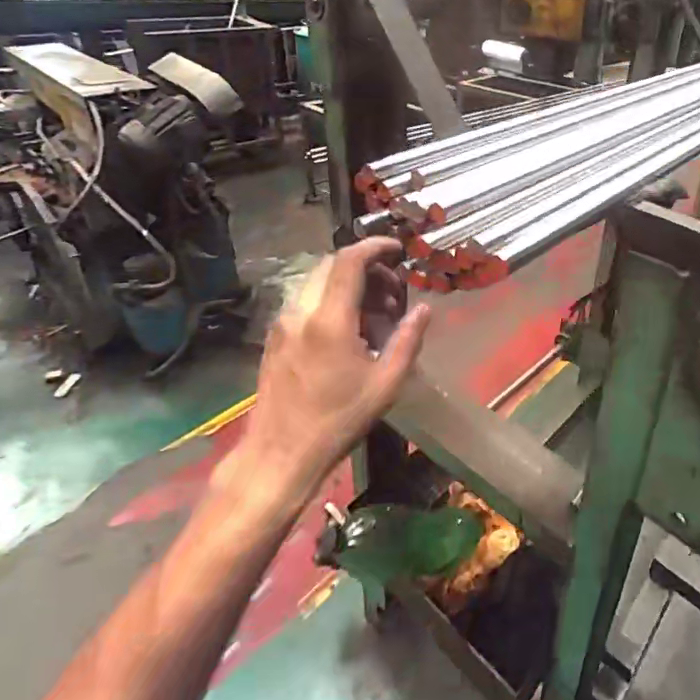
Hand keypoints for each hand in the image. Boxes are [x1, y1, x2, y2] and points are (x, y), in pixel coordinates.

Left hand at [235, 237, 431, 500]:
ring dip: (348, 283)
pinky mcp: (275, 335)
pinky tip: (349, 329)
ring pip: (317, 280)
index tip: (398, 250)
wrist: (281, 452)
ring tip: (375, 313)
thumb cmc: (338, 421)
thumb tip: (424, 309)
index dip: (376, 247)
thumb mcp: (385, 384)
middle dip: (366, 267)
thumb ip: (407, 340)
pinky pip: (305, 299)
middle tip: (392, 291)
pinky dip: (331, 298)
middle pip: (332, 264)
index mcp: (329, 320)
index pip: (350, 261)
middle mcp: (301, 311)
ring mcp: (283, 321)